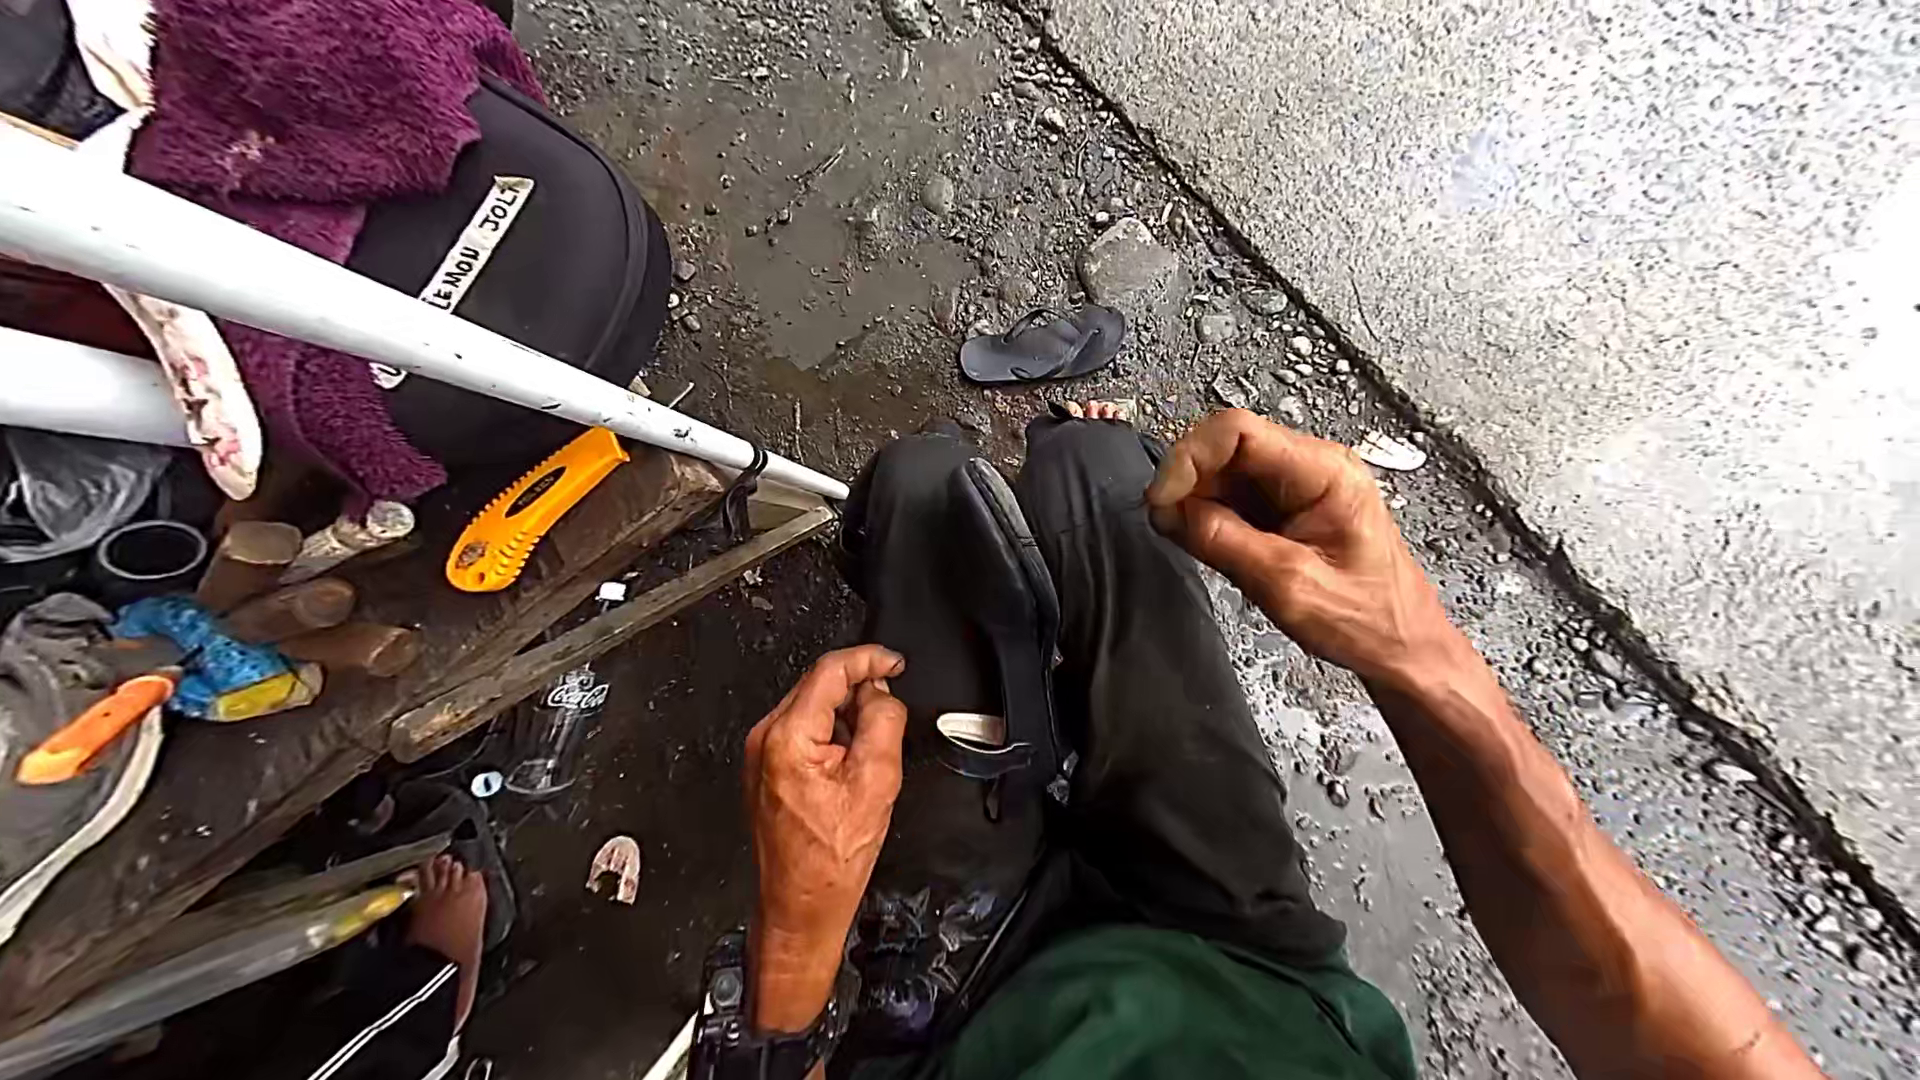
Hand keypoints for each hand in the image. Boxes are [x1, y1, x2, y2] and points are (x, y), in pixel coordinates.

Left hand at [743, 645, 907, 1031]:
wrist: (799, 908)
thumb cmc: (829, 861)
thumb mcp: (877, 782)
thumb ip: (883, 722)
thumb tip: (881, 692)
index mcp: (788, 738)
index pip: (830, 670)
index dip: (869, 658)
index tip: (893, 663)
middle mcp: (766, 738)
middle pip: (820, 683)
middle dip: (860, 688)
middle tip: (888, 714)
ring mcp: (762, 752)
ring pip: (814, 704)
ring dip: (847, 712)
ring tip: (867, 753)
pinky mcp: (767, 764)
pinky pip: (805, 727)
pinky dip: (833, 730)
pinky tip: (849, 762)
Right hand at [1145, 409, 1454, 686]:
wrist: (1400, 644)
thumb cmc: (1364, 619)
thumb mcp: (1287, 585)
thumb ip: (1225, 542)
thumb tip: (1168, 511)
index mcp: (1324, 472)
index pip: (1237, 431)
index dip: (1188, 458)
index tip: (1162, 501)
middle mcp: (1309, 465)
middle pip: (1223, 444)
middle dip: (1186, 482)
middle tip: (1169, 525)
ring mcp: (1293, 483)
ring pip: (1219, 468)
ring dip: (1192, 500)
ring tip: (1191, 540)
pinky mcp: (1279, 503)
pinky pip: (1226, 492)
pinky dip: (1203, 513)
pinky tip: (1206, 541)